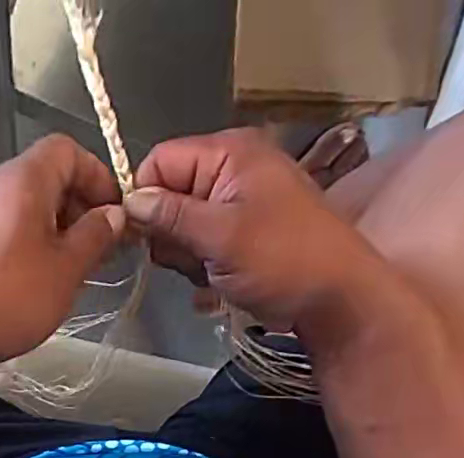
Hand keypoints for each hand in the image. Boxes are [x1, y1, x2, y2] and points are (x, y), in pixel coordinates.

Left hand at [0, 135, 126, 388]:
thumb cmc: (8, 299)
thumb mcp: (66, 269)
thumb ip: (96, 236)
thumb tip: (114, 215)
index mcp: (24, 180)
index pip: (69, 150)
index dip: (99, 176)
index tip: (115, 214)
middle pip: (50, 177)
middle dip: (82, 208)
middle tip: (101, 247)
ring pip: (31, 208)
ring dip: (61, 232)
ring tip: (75, 270)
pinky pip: (12, 230)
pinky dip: (35, 246)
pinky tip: (43, 281)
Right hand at [127, 128, 442, 354]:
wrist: (334, 298)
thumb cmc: (283, 259)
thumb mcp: (221, 235)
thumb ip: (171, 216)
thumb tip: (128, 202)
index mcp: (229, 153)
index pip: (160, 161)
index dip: (144, 197)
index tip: (141, 237)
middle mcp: (230, 170)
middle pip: (167, 195)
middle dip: (169, 234)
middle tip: (193, 257)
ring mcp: (236, 204)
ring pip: (180, 227)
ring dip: (186, 256)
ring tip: (213, 271)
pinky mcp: (239, 234)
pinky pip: (200, 245)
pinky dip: (202, 266)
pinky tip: (219, 280)